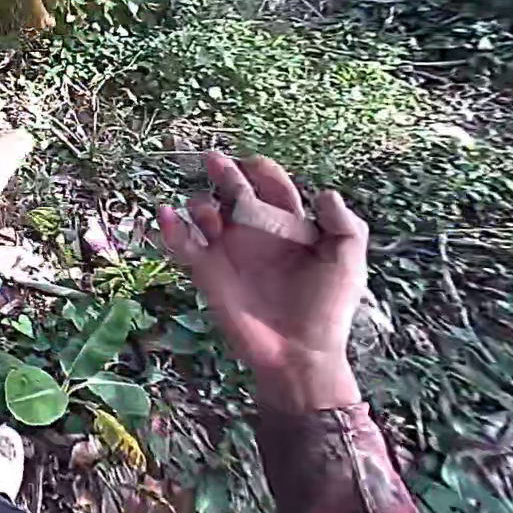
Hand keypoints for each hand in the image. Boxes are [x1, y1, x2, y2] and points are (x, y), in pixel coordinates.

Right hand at [157, 153, 367, 413]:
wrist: (299, 353)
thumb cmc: (326, 308)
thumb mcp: (347, 263)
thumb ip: (345, 225)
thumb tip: (326, 193)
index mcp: (288, 226)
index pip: (272, 187)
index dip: (263, 171)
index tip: (253, 162)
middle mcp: (255, 232)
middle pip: (233, 190)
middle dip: (223, 171)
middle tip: (213, 159)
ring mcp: (228, 250)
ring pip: (204, 211)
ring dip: (201, 204)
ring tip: (209, 215)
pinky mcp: (206, 270)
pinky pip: (182, 243)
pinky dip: (169, 228)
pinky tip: (165, 214)